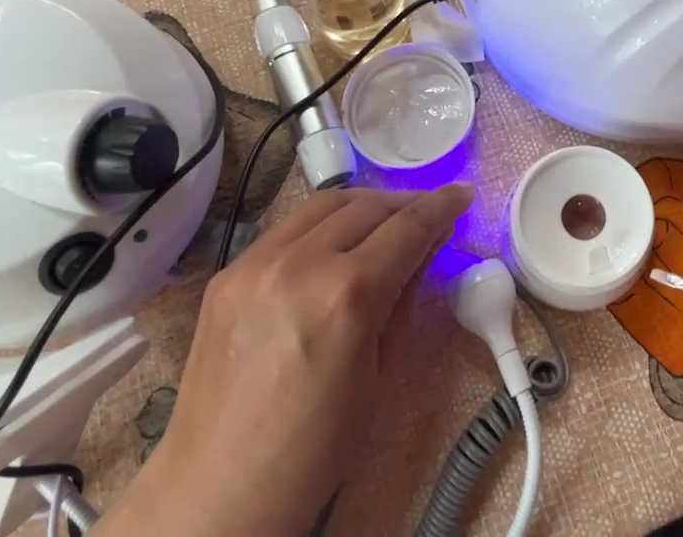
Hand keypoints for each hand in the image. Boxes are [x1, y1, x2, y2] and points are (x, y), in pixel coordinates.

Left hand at [97, 185, 473, 536]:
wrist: (220, 488)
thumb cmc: (316, 448)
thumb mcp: (380, 374)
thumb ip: (403, 301)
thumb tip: (422, 253)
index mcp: (346, 295)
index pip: (407, 229)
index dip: (441, 207)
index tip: (462, 195)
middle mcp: (298, 264)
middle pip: (366, 206)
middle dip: (406, 202)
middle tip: (430, 212)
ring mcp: (254, 264)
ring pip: (323, 205)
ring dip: (364, 204)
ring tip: (387, 218)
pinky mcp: (227, 275)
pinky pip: (286, 230)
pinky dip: (322, 225)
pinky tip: (335, 244)